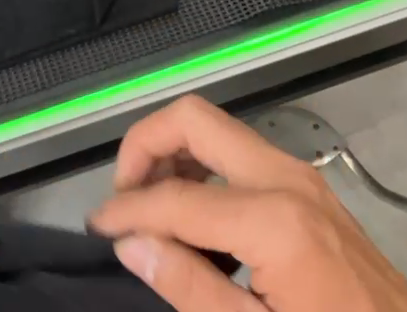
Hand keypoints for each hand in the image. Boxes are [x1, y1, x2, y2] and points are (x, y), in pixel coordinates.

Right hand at [89, 97, 406, 311]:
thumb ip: (190, 287)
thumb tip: (131, 243)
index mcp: (272, 218)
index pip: (174, 196)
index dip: (125, 211)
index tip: (96, 231)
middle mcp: (286, 177)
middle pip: (194, 119)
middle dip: (145, 147)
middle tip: (123, 201)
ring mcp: (303, 177)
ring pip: (216, 129)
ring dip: (174, 155)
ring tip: (152, 213)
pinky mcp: (311, 190)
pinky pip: (240, 155)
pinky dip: (204, 171)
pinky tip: (197, 225)